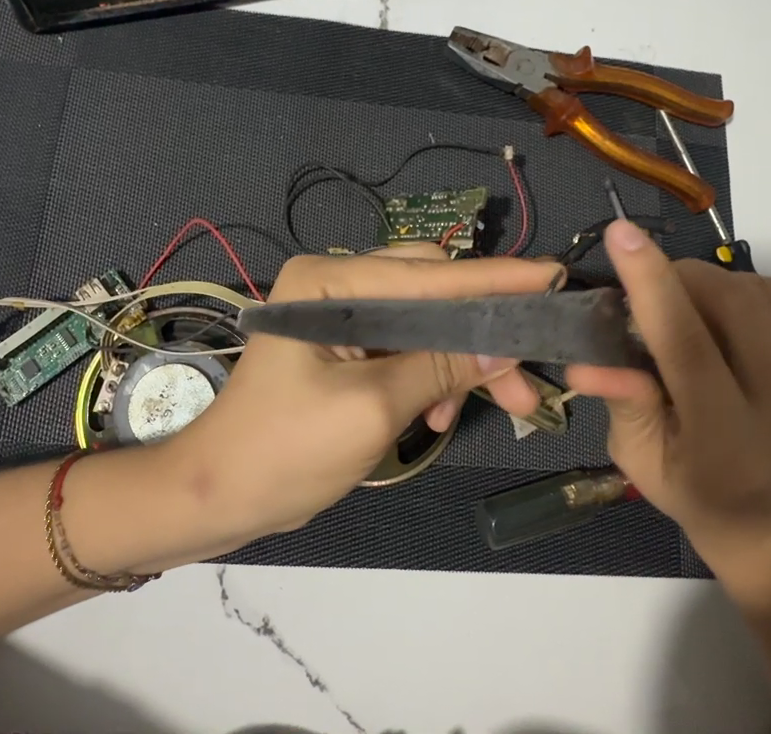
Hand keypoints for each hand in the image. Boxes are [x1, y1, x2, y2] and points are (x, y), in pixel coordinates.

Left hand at [162, 245, 556, 553]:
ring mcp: (341, 319)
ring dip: (462, 362)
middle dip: (482, 332)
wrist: (218, 496)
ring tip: (506, 404)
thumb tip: (507, 345)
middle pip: (431, 292)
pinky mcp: (346, 352)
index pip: (428, 274)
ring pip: (425, 324)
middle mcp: (336, 287)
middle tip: (531, 373)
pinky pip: (407, 350)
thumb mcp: (371, 408)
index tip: (552, 276)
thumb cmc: (284, 451)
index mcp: (329, 282)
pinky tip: (442, 416)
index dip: (493, 280)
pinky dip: (433, 378)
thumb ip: (440, 368)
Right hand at [566, 219, 770, 607]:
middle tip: (660, 287)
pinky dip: (770, 294)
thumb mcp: (639, 457)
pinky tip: (749, 320)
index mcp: (730, 446)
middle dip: (688, 278)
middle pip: (740, 307)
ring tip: (704, 310)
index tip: (622, 234)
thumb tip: (584, 359)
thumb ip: (622, 401)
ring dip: (728, 285)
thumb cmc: (690, 487)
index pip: (689, 347)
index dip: (653, 285)